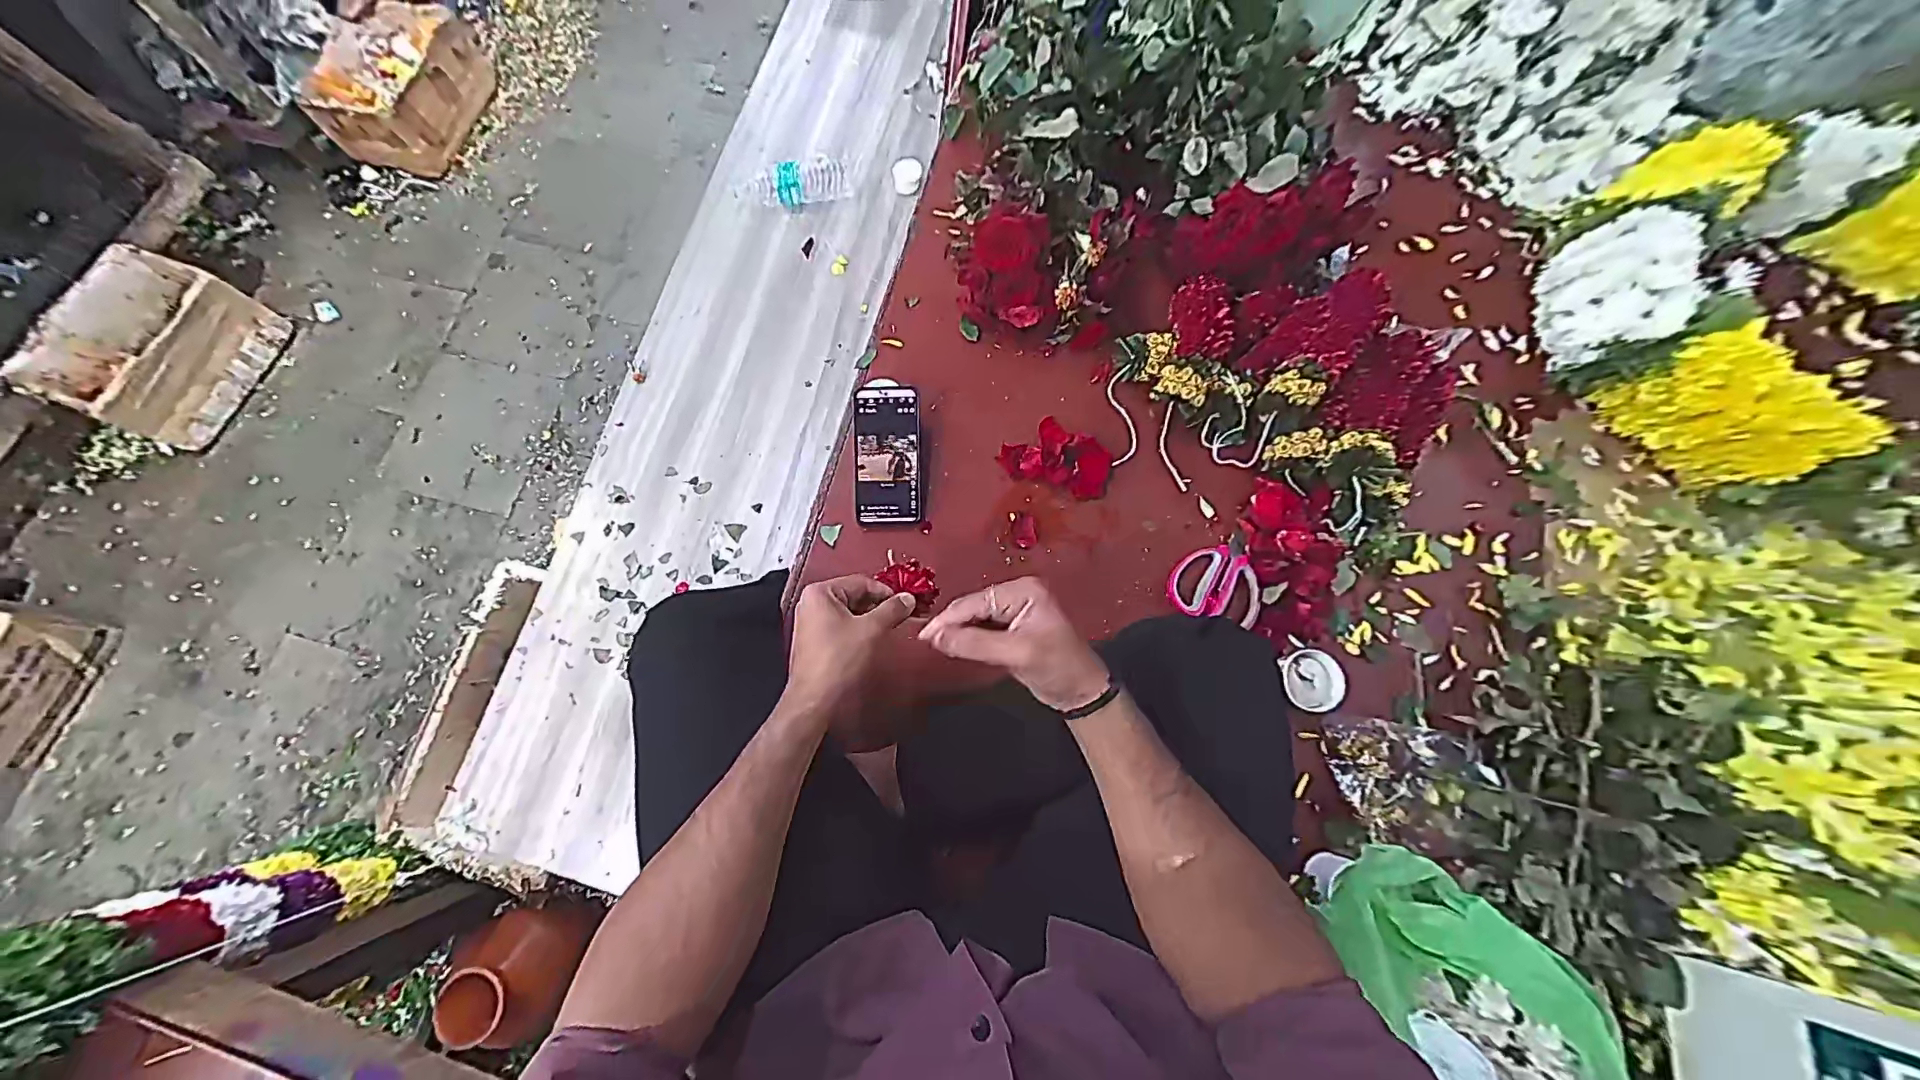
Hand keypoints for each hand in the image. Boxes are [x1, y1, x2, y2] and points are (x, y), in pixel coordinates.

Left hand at [786, 575, 917, 716]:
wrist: (816, 698)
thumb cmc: (835, 662)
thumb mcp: (871, 629)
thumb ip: (892, 609)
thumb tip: (906, 599)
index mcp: (820, 593)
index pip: (861, 582)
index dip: (886, 592)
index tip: (904, 601)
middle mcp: (811, 604)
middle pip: (855, 596)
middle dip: (879, 606)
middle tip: (900, 614)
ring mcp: (811, 623)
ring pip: (850, 612)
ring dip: (871, 619)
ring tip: (888, 628)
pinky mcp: (816, 640)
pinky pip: (842, 626)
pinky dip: (859, 630)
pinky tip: (872, 640)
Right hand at [917, 577, 1109, 711]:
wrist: (1081, 692)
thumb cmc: (1058, 667)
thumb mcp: (1016, 654)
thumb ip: (974, 644)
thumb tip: (934, 637)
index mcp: (1024, 590)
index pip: (976, 600)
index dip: (948, 618)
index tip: (923, 635)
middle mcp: (1019, 593)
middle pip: (973, 606)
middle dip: (951, 624)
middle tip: (925, 642)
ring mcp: (1016, 609)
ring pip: (975, 617)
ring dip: (957, 631)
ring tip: (934, 645)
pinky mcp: (1012, 627)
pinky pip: (982, 628)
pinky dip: (968, 638)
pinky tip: (954, 647)